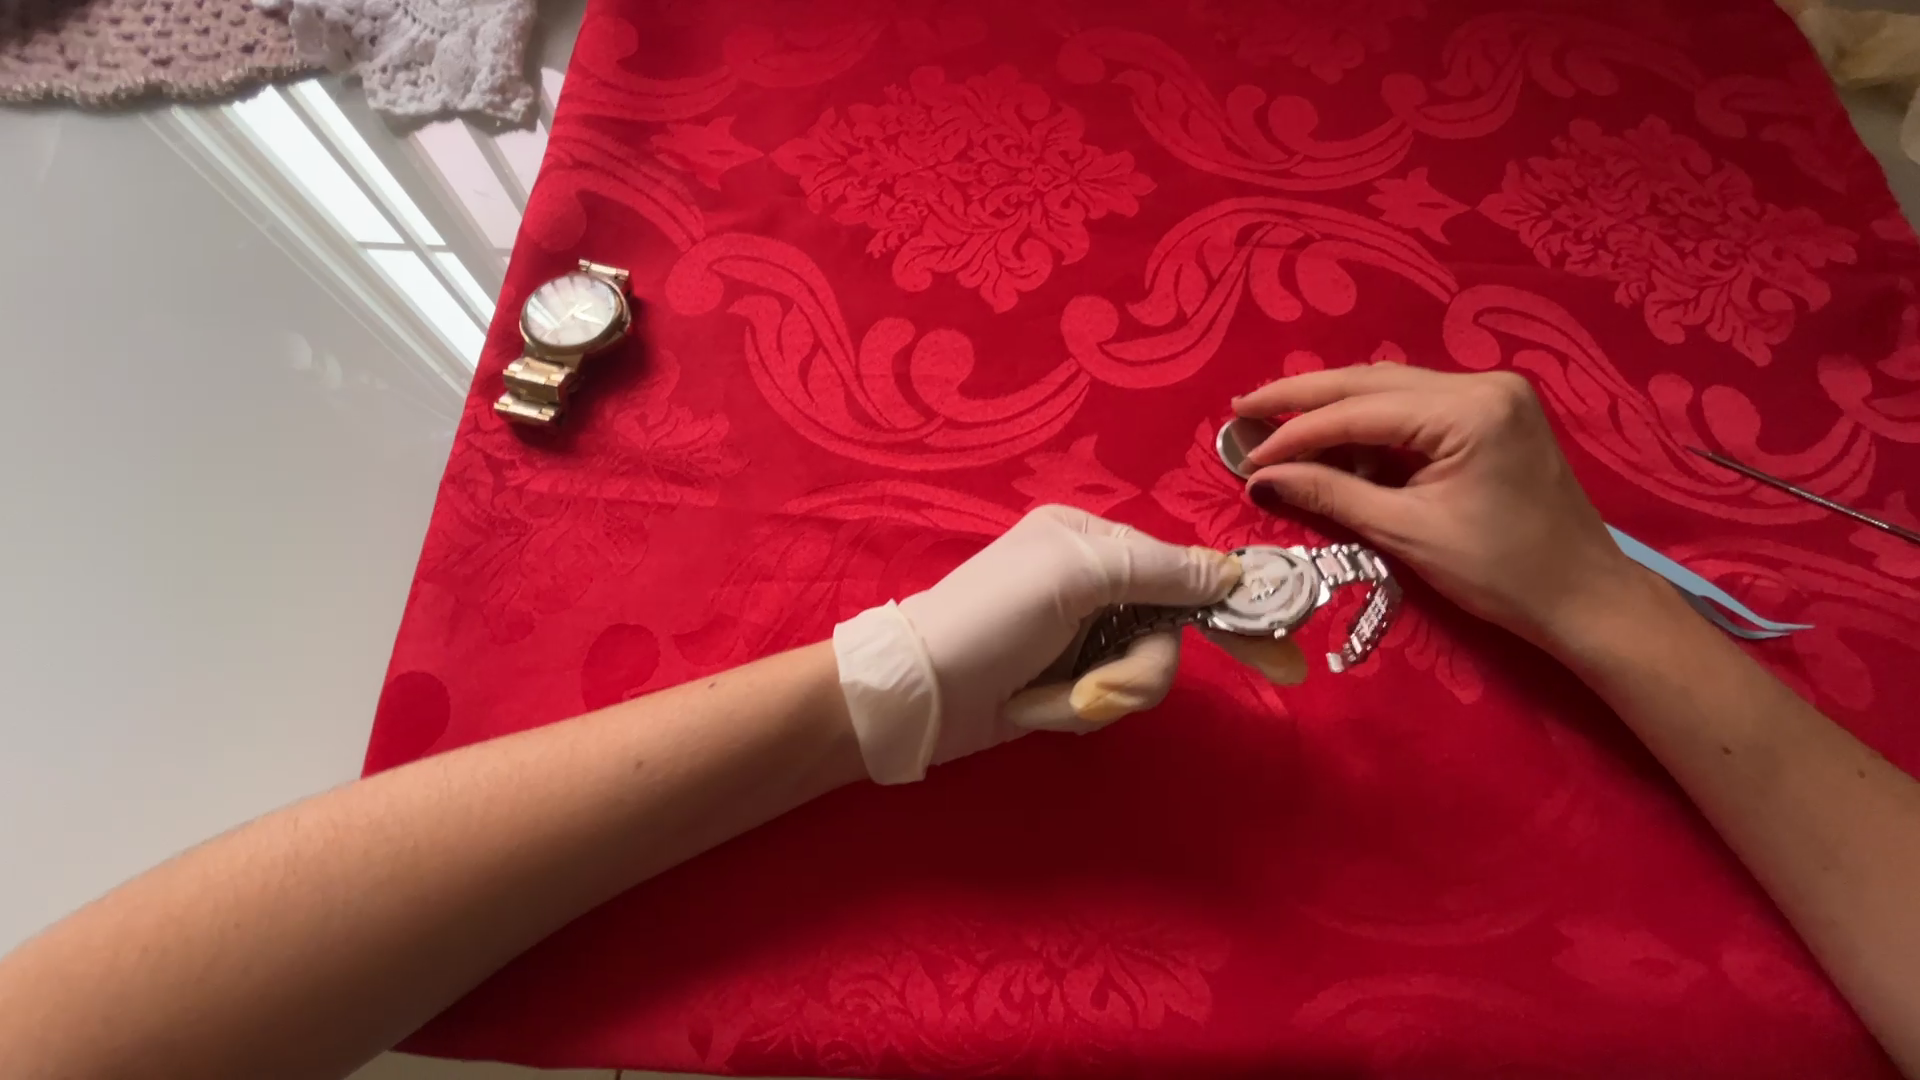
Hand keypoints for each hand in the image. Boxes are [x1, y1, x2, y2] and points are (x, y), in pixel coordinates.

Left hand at [833, 506, 1241, 782]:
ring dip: (1100, 695)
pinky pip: (1107, 698)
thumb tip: (1234, 569)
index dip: (1220, 607)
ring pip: (1141, 670)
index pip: (1176, 568)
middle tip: (1096, 691)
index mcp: (1088, 540)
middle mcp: (1088, 582)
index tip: (1279, 654)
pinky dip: (1075, 710)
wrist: (919, 693)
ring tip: (1050, 702)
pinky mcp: (1065, 680)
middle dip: (1134, 670)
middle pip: (1164, 630)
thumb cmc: (992, 618)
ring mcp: (1078, 634)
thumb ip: (1157, 571)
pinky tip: (1033, 707)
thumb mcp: (1073, 578)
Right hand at [1233, 363, 1640, 646]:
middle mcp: (1481, 385)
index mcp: (1470, 410)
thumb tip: (1261, 478)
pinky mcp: (1486, 414)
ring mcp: (1488, 395)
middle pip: (1368, 380)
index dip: (1295, 433)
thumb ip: (1330, 494)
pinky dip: (1361, 421)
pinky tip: (1326, 433)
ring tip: (1272, 418)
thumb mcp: (1406, 532)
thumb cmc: (1500, 571)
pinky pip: (1407, 406)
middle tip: (1243, 407)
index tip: (1246, 456)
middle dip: (1301, 396)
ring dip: (1328, 406)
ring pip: (1385, 388)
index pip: (1358, 411)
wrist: (1583, 597)